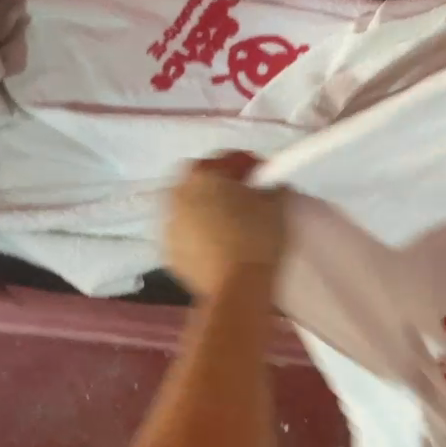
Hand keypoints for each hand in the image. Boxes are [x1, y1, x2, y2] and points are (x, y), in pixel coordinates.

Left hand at [163, 152, 284, 299]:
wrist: (236, 287)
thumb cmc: (258, 240)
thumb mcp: (276, 206)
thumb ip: (271, 188)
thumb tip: (270, 186)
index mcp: (204, 175)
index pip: (227, 159)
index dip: (250, 166)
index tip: (265, 179)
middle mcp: (178, 193)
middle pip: (201, 180)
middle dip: (221, 186)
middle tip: (244, 201)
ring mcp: (169, 224)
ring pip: (190, 208)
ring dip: (207, 210)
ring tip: (230, 227)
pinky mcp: (168, 251)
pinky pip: (187, 234)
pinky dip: (200, 236)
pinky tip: (219, 248)